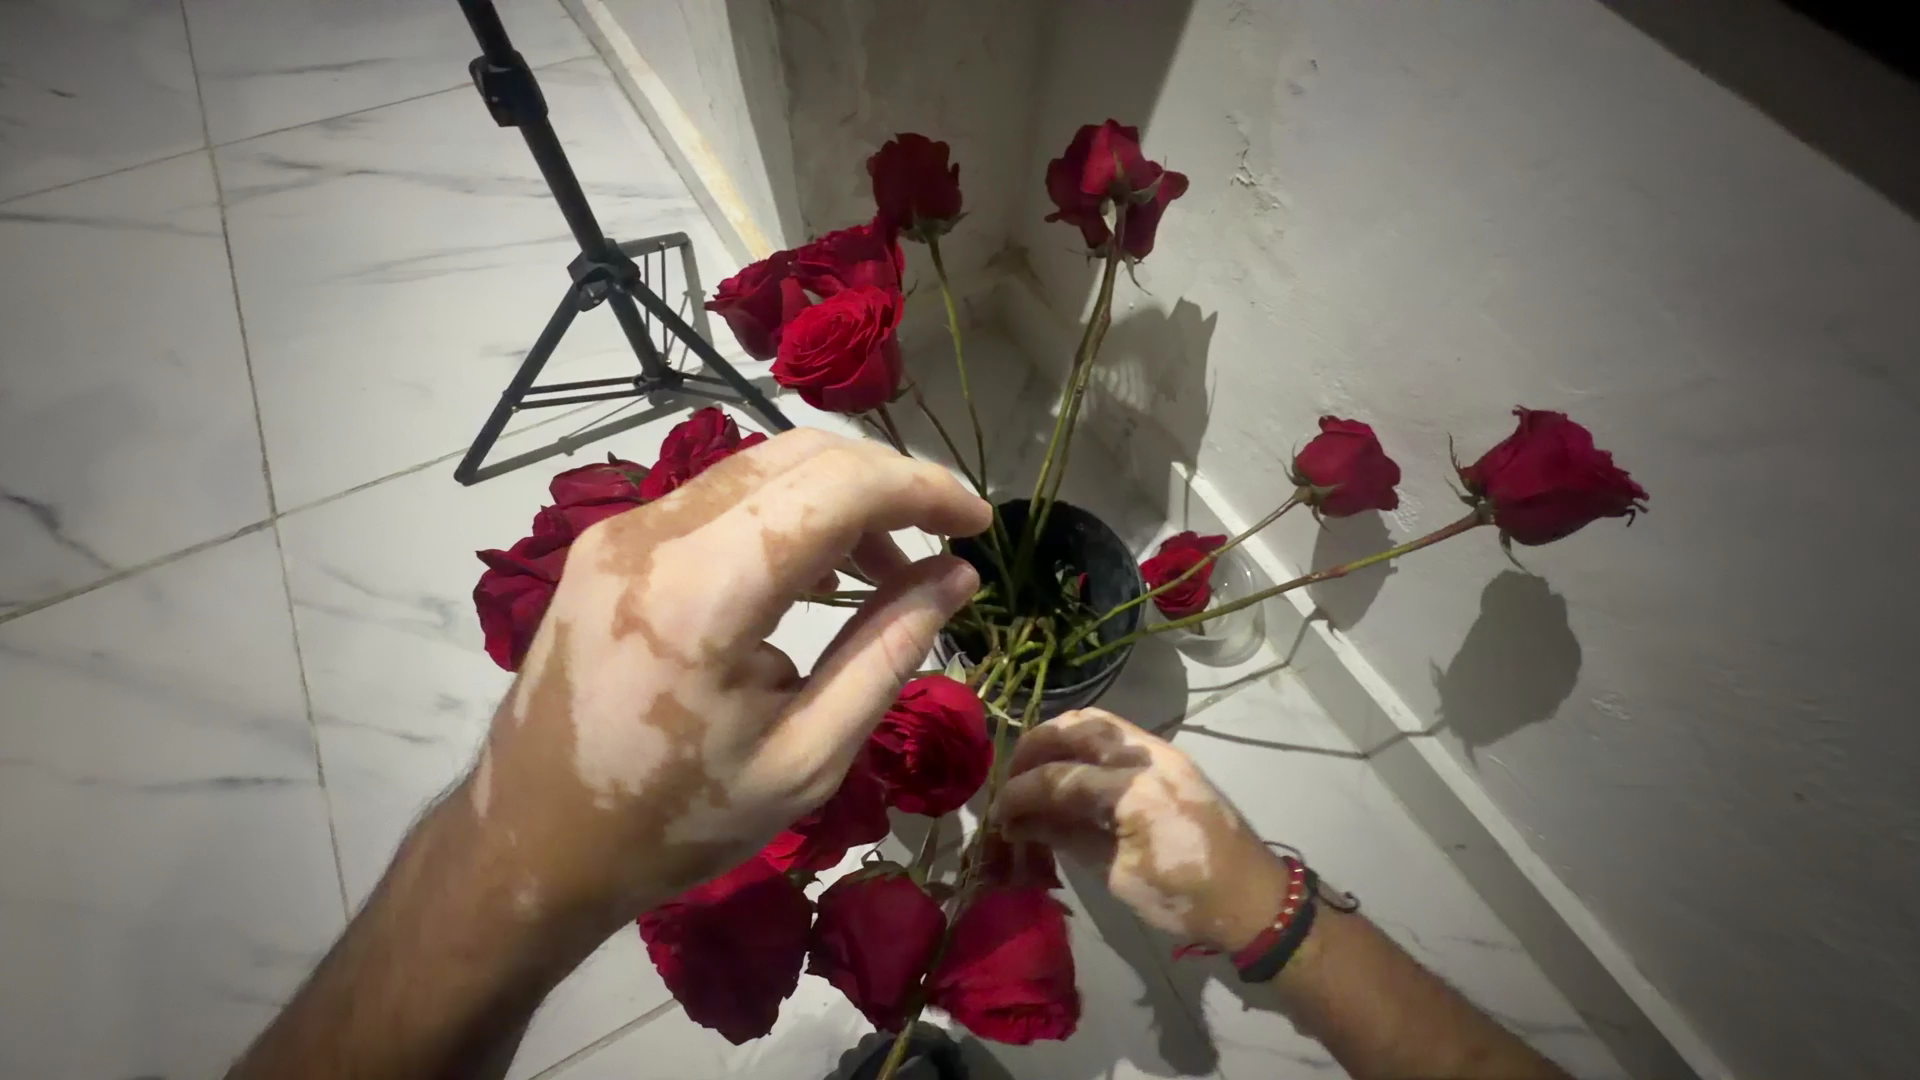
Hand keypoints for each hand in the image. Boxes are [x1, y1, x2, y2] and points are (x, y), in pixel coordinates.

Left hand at [467, 429, 990, 930]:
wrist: (529, 845)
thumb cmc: (676, 820)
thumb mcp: (808, 757)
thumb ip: (888, 651)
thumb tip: (956, 575)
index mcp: (705, 594)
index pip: (838, 487)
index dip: (924, 488)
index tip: (978, 521)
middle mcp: (656, 533)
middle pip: (804, 455)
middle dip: (891, 483)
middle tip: (941, 540)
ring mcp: (624, 527)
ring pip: (764, 463)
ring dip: (843, 496)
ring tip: (885, 567)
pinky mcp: (613, 537)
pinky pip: (725, 493)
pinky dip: (791, 512)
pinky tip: (817, 569)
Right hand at [992, 708, 1293, 950]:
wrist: (1255, 898)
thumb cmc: (1186, 898)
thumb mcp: (1118, 877)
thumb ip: (1068, 838)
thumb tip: (1022, 823)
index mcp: (1135, 791)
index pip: (1060, 778)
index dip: (1020, 793)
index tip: (996, 812)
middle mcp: (1146, 756)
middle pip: (1076, 727)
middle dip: (1034, 746)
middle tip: (1011, 776)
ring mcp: (1161, 750)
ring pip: (1096, 720)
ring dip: (1059, 737)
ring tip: (1034, 766)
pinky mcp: (1169, 756)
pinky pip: (1116, 733)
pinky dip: (1084, 742)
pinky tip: (1070, 766)